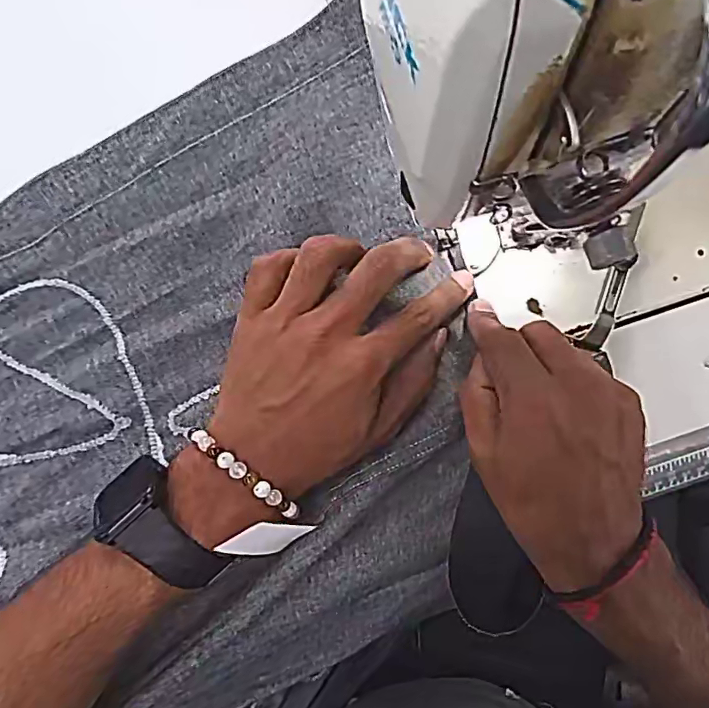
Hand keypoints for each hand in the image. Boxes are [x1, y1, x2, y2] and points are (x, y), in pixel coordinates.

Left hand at [168, 235, 473, 547]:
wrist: (251, 460)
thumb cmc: (312, 449)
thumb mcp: (377, 429)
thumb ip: (412, 384)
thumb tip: (435, 342)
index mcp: (360, 364)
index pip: (417, 315)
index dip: (446, 294)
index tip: (457, 283)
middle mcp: (325, 334)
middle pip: (376, 268)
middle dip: (408, 252)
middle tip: (415, 254)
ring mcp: (285, 321)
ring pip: (320, 254)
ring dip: (349, 246)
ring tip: (358, 255)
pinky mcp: (253, 318)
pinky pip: (269, 267)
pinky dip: (290, 257)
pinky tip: (305, 268)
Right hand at [458, 300, 645, 592]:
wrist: (593, 539)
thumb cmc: (540, 508)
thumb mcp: (485, 454)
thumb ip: (477, 396)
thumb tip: (481, 362)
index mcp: (533, 398)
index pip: (503, 338)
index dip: (485, 326)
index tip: (480, 318)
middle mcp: (575, 386)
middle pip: (539, 332)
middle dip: (518, 347)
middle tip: (510, 378)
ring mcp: (607, 392)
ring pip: (568, 349)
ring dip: (549, 364)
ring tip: (543, 408)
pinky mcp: (628, 401)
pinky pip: (594, 371)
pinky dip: (577, 382)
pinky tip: (568, 416)